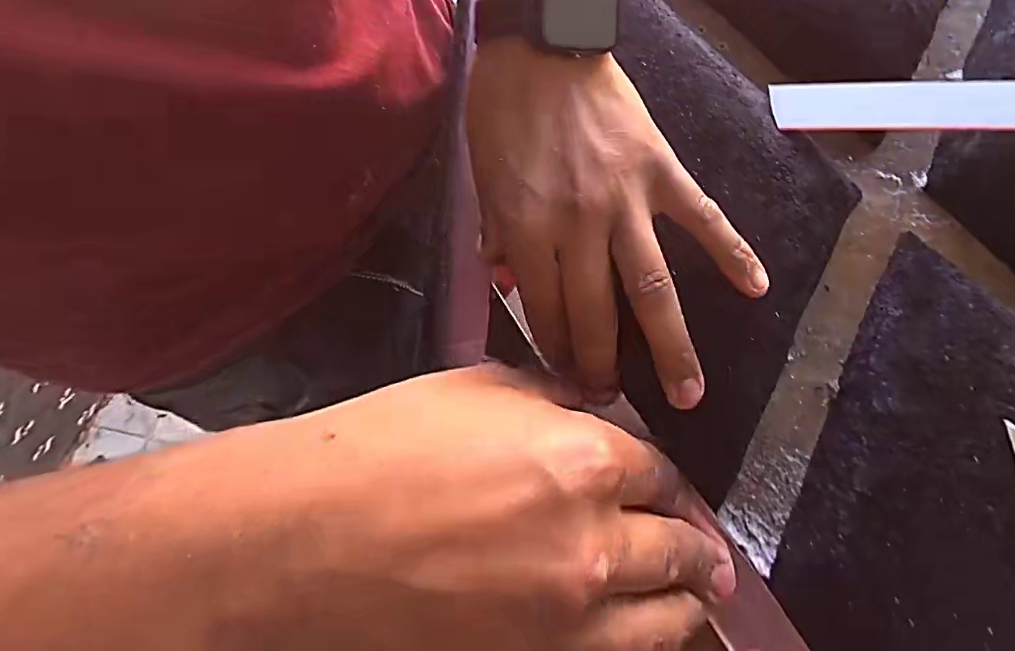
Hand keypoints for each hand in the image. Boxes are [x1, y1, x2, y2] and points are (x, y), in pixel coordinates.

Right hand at [210, 365, 737, 650]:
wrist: (301, 540)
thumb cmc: (396, 442)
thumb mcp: (490, 390)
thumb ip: (560, 401)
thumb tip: (598, 411)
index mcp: (588, 461)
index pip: (661, 474)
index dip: (675, 486)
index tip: (683, 496)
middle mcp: (593, 543)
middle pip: (674, 548)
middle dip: (697, 550)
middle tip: (713, 561)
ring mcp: (564, 623)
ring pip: (661, 622)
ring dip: (686, 609)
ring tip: (700, 605)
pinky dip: (637, 648)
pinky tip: (641, 640)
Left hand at [467, 38, 768, 407]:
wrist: (546, 46)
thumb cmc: (504, 107)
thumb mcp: (484, 172)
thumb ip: (499, 229)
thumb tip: (508, 274)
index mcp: (529, 225)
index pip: (544, 308)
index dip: (554, 350)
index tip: (565, 379)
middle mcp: (580, 224)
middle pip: (596, 310)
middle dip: (603, 364)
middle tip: (613, 399)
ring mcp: (627, 198)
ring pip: (651, 284)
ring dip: (670, 344)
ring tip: (687, 392)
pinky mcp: (662, 170)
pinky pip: (702, 216)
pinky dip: (732, 250)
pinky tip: (757, 286)